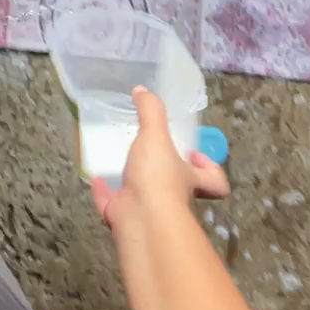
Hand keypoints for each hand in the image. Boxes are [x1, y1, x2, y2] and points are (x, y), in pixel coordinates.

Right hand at [91, 86, 229, 231]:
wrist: (140, 219)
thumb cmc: (157, 178)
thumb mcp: (156, 136)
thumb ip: (151, 111)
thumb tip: (143, 90)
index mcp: (187, 180)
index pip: (213, 180)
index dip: (209, 168)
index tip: (194, 153)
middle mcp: (173, 198)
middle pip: (177, 187)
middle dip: (164, 172)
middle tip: (148, 151)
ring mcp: (148, 211)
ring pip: (145, 197)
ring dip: (134, 181)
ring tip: (119, 158)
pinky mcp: (124, 216)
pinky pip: (113, 201)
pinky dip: (104, 190)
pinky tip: (95, 176)